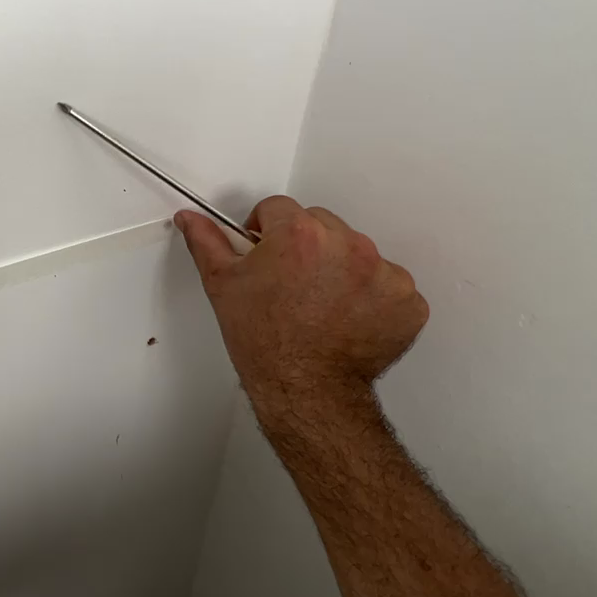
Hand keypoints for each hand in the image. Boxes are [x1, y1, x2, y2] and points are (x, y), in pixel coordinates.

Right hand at [176, 198, 428, 425]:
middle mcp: (346, 244)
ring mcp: (383, 273)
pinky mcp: (406, 300)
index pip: (278, 208)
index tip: (262, 253)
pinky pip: (385, 283)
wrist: (304, 388)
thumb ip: (207, 241)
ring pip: (353, 251)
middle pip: (319, 223)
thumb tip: (191, 218)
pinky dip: (367, 296)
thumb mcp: (222, 284)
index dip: (263, 230)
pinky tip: (343, 317)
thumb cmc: (263, 338)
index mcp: (299, 234)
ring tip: (316, 302)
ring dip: (336, 267)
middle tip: (287, 281)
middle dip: (302, 244)